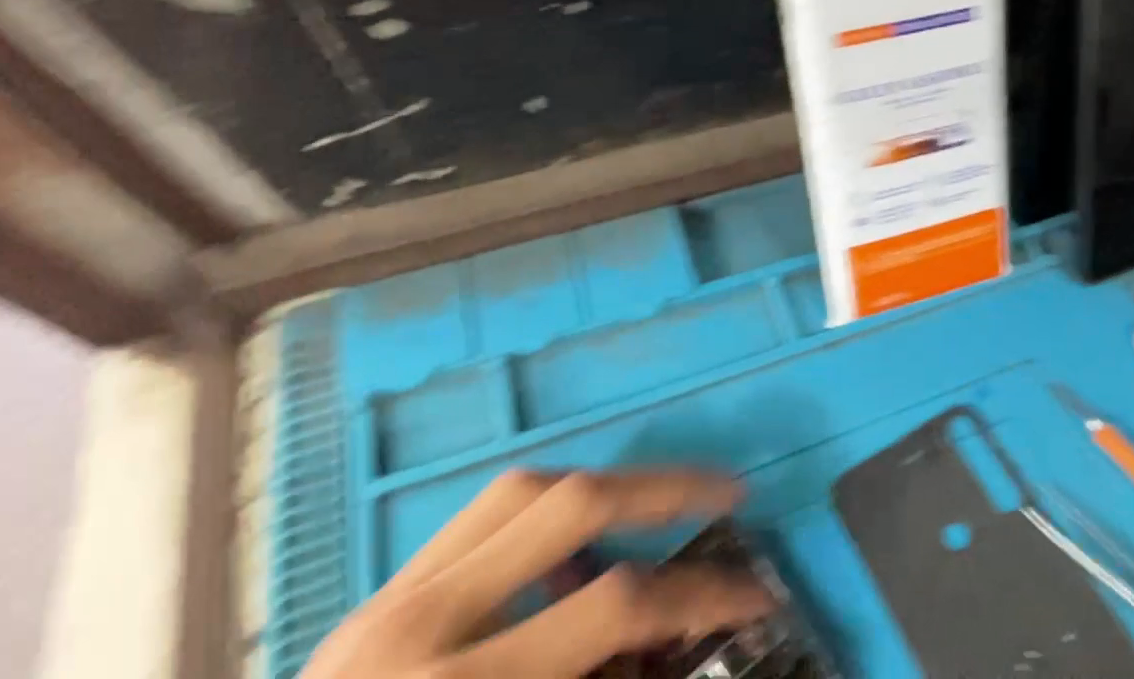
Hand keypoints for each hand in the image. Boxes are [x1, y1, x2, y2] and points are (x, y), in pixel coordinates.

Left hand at [299, 468, 772, 678]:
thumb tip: (662, 646)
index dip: (699, 597)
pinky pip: (480, 519)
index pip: (611, 607)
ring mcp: (392, 597)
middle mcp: (421, 623)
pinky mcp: (379, 595)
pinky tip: (574, 536)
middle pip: (565, 507)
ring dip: (604, 485)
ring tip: (657, 501)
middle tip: (724, 490)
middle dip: (662, 489)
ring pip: (519, 490)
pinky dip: (544, 511)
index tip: (754, 595)